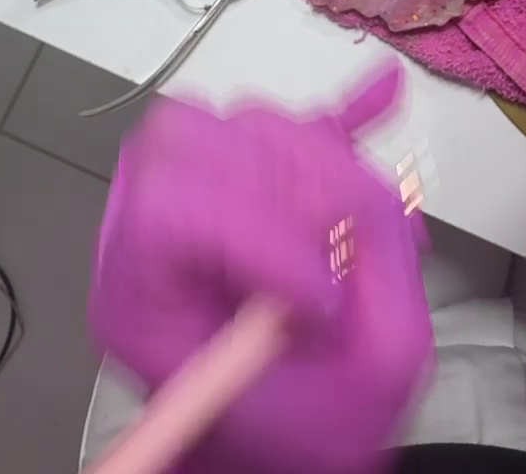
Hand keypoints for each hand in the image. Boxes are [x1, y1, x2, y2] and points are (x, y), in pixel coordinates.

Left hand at [88, 64, 431, 473]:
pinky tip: (385, 91)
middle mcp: (154, 231)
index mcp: (140, 299)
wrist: (280, 433)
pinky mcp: (253, 174)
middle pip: (191, 140)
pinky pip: (294, 121)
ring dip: (317, 152)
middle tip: (349, 232)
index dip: (259, 235)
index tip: (325, 294)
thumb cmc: (295, 434)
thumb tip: (382, 203)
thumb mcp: (354, 393)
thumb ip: (381, 290)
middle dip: (289, 178)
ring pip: (241, 121)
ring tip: (366, 212)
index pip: (168, 212)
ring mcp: (204, 191)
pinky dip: (345, 109)